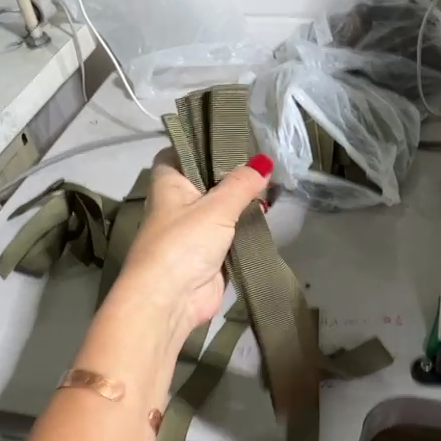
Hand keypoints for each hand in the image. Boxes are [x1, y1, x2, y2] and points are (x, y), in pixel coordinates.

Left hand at [106, 150, 270, 348]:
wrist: (169, 301)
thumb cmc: (183, 244)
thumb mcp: (217, 207)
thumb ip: (242, 184)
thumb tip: (264, 162)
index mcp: (169, 183)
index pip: (181, 151)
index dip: (203, 144)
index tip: (233, 139)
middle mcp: (177, 203)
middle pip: (207, 180)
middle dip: (233, 176)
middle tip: (263, 164)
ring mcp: (193, 230)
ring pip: (221, 209)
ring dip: (241, 204)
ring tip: (271, 187)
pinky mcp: (208, 255)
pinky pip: (229, 235)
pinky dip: (244, 229)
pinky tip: (265, 217)